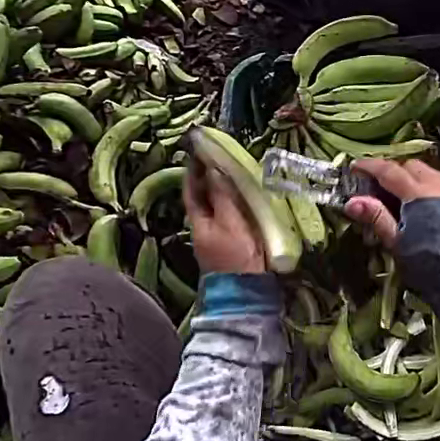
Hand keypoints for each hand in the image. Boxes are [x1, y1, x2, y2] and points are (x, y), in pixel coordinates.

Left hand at [184, 159, 265, 273]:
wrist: (248, 291)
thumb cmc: (236, 254)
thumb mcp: (229, 220)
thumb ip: (222, 194)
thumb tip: (212, 168)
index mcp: (198, 221)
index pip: (191, 189)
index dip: (194, 169)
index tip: (199, 149)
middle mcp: (204, 226)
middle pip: (203, 195)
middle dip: (208, 175)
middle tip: (219, 154)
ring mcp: (218, 234)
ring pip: (217, 204)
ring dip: (222, 186)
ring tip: (233, 168)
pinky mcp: (233, 240)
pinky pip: (230, 213)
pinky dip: (234, 200)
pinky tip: (244, 193)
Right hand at [343, 158, 439, 248]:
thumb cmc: (429, 260)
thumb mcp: (397, 241)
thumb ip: (377, 217)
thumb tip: (352, 201)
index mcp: (417, 193)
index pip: (388, 170)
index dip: (370, 166)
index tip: (355, 166)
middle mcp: (438, 185)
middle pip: (411, 166)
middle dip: (393, 170)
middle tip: (379, 183)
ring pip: (431, 172)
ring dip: (414, 176)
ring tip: (404, 191)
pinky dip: (435, 184)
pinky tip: (432, 198)